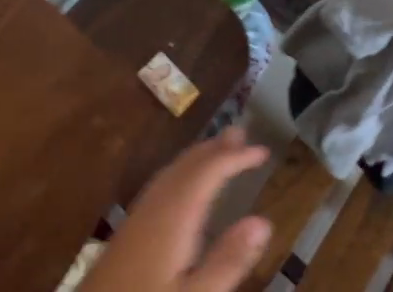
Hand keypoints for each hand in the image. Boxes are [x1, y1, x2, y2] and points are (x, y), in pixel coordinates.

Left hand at [79, 127, 273, 291]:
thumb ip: (228, 260)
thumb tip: (263, 221)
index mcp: (175, 216)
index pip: (208, 172)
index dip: (236, 157)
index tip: (263, 150)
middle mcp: (155, 206)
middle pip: (188, 165)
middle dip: (215, 147)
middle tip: (241, 133)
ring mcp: (139, 216)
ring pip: (172, 172)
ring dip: (198, 157)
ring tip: (219, 148)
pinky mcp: (129, 230)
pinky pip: (161, 184)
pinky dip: (181, 172)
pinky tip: (183, 185)